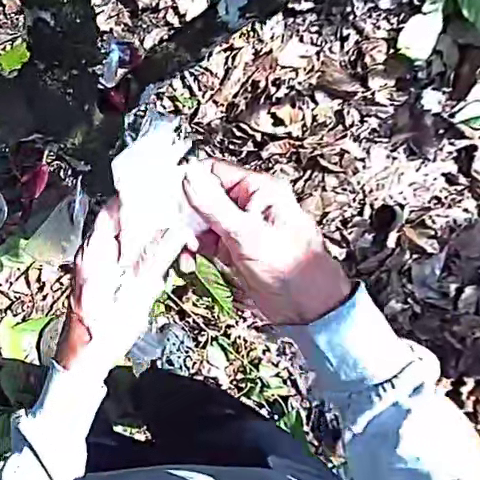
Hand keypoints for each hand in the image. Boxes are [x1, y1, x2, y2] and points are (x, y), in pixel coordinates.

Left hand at [54, 198, 189, 378]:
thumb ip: (153, 261)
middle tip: (175, 210)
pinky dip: (141, 251)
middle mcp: (92, 255)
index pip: (111, 211)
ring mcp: (96, 266)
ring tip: (174, 229)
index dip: (135, 197)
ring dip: (147, 234)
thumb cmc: (102, 333)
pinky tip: (160, 254)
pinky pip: (123, 255)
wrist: (84, 361)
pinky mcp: (103, 278)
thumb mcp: (134, 296)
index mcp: (93, 254)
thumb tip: (173, 231)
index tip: (160, 190)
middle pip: (120, 222)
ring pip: (124, 238)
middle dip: (147, 214)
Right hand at [182, 159, 351, 326]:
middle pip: (203, 197)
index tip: (171, 200)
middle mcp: (249, 205)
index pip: (214, 172)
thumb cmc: (294, 269)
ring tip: (186, 250)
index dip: (190, 184)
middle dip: (186, 215)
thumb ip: (215, 205)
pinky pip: (206, 241)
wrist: (308, 307)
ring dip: (188, 235)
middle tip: (177, 231)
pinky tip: (191, 260)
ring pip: (201, 221)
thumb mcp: (248, 234)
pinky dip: (195, 250)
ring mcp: (241, 227)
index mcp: (260, 190)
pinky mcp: (235, 249)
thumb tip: (191, 176)